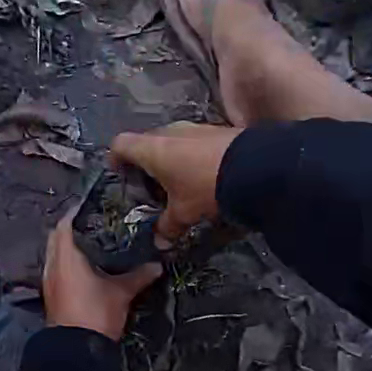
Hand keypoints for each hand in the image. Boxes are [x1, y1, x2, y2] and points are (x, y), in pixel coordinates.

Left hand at [43, 215, 161, 340]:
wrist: (76, 350)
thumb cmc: (96, 313)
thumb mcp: (122, 292)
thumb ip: (139, 275)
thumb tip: (157, 264)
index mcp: (66, 256)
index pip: (66, 223)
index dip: (78, 212)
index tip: (95, 206)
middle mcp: (53, 264)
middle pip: (58, 236)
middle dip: (73, 227)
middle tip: (96, 222)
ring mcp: (49, 279)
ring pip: (56, 253)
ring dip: (69, 245)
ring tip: (93, 240)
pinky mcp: (52, 293)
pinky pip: (57, 267)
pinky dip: (67, 261)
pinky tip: (86, 265)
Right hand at [110, 123, 242, 245]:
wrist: (256, 168)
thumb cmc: (205, 187)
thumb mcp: (184, 212)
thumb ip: (167, 226)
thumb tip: (159, 243)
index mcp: (152, 149)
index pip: (120, 144)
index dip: (115, 158)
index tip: (118, 173)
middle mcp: (169, 132)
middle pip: (146, 141)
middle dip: (144, 160)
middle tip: (148, 183)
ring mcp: (194, 128)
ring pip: (172, 140)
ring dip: (170, 157)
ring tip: (176, 181)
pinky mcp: (217, 130)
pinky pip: (194, 142)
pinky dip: (191, 156)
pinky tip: (201, 175)